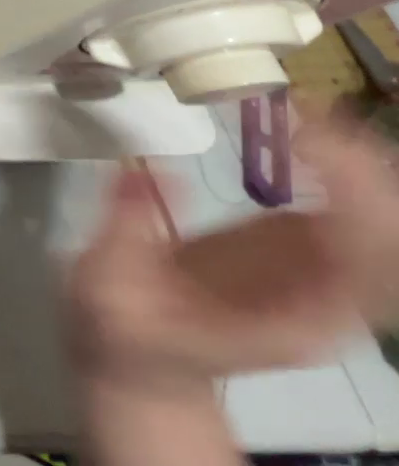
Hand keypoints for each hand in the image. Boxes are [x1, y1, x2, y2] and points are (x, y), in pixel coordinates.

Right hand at [66, 122, 398, 393]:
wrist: (141, 366)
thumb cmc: (121, 334)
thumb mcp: (106, 286)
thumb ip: (127, 230)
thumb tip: (143, 168)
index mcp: (295, 317)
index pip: (358, 254)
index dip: (346, 193)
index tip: (300, 139)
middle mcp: (329, 297)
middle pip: (384, 230)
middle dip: (358, 166)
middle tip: (306, 111)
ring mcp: (319, 273)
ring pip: (376, 215)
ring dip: (353, 159)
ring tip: (306, 111)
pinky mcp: (298, 253)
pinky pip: (344, 209)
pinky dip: (332, 167)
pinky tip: (301, 134)